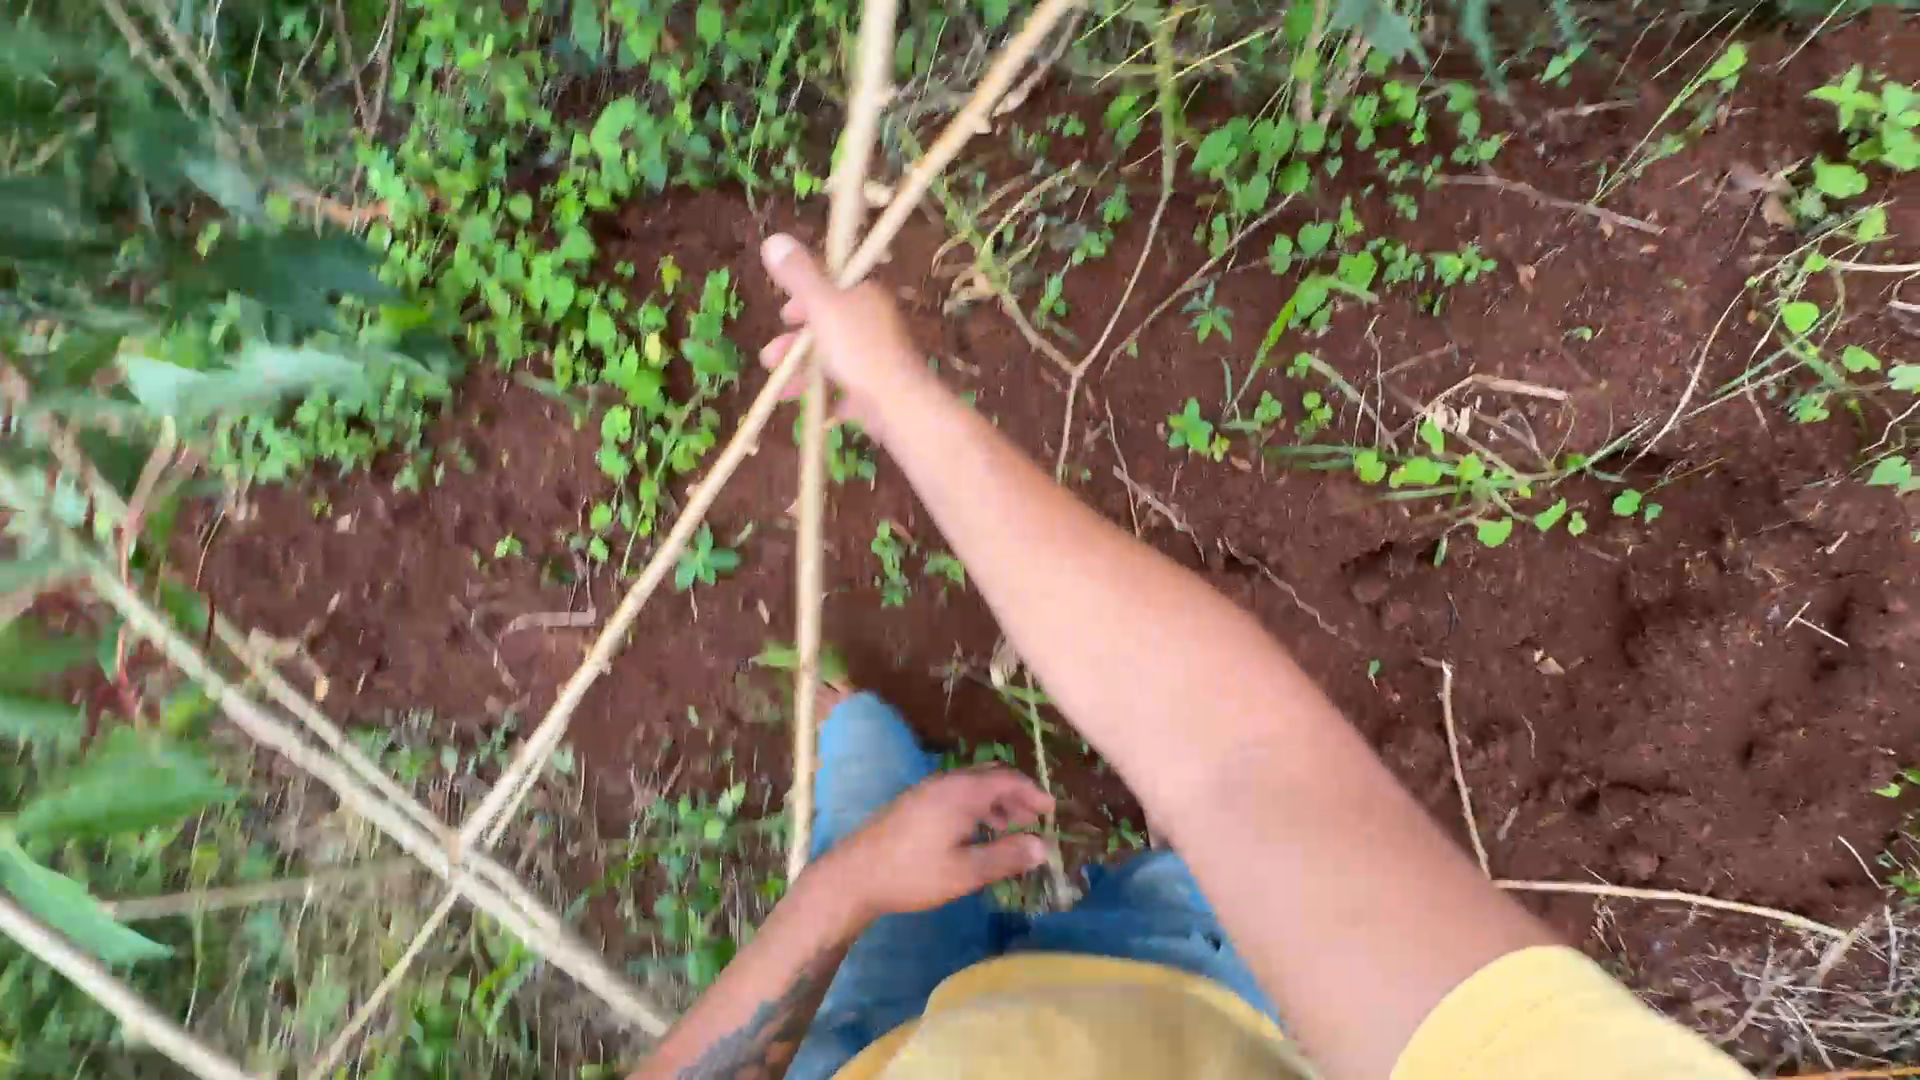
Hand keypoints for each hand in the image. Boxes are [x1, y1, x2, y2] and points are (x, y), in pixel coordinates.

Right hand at [758, 234, 929, 431]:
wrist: (898, 403)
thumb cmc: (859, 349)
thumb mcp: (824, 306)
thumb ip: (800, 276)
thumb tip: (775, 240)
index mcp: (865, 297)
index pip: (831, 289)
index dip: (803, 300)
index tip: (784, 315)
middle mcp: (874, 325)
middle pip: (827, 328)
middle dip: (795, 343)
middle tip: (770, 358)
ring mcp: (876, 360)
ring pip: (833, 362)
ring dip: (802, 373)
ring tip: (781, 389)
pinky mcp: (876, 391)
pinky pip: (846, 392)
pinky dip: (826, 398)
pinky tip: (811, 407)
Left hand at [808, 767, 1053, 922]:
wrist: (856, 875)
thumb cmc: (913, 873)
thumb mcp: (965, 871)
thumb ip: (1006, 856)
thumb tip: (1042, 847)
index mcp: (962, 791)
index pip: (1007, 778)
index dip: (1032, 792)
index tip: (1051, 810)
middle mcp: (947, 781)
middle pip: (990, 776)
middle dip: (1016, 793)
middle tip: (1036, 817)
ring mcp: (929, 789)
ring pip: (973, 785)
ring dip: (997, 801)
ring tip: (1013, 827)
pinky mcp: (917, 802)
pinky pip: (958, 793)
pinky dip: (978, 806)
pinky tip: (979, 832)